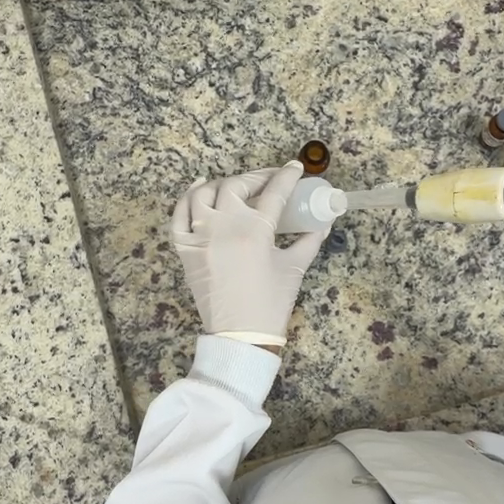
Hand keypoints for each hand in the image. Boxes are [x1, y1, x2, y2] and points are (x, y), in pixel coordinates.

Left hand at [168, 162, 326, 347]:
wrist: (240, 335)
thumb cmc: (270, 304)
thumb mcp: (294, 268)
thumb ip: (309, 241)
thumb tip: (323, 223)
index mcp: (255, 230)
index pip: (274, 192)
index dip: (287, 177)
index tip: (294, 168)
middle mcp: (224, 226)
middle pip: (237, 185)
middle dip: (256, 177)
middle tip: (270, 181)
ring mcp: (200, 236)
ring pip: (205, 193)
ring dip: (223, 185)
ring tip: (238, 187)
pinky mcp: (185, 249)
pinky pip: (179, 215)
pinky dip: (188, 198)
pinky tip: (199, 188)